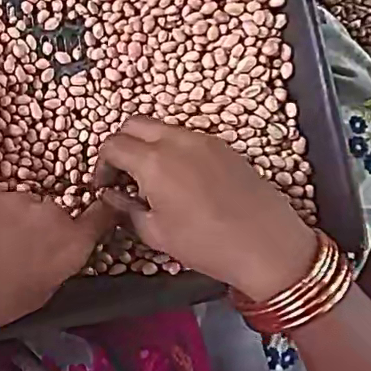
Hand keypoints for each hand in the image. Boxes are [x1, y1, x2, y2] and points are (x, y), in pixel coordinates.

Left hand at [0, 191, 118, 341]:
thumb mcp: (44, 293)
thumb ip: (62, 262)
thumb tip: (62, 246)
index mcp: (72, 244)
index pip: (103, 215)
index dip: (103, 213)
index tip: (101, 213)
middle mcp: (52, 214)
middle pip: (59, 213)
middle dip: (47, 227)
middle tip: (24, 251)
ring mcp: (20, 199)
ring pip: (28, 206)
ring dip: (20, 219)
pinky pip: (3, 201)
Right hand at [95, 117, 317, 300]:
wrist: (268, 245)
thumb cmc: (206, 245)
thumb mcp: (156, 234)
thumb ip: (126, 209)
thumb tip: (113, 196)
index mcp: (154, 161)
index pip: (113, 145)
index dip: (102, 164)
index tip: (105, 185)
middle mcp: (177, 140)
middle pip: (134, 124)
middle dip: (122, 146)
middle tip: (123, 176)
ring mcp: (203, 140)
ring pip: (162, 128)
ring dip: (148, 145)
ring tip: (152, 180)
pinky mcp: (224, 147)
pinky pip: (187, 138)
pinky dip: (172, 149)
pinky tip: (180, 180)